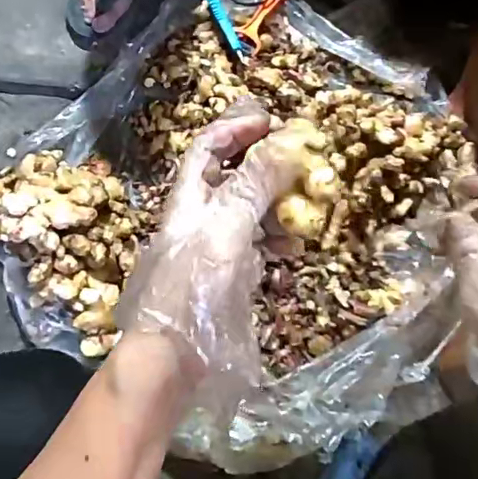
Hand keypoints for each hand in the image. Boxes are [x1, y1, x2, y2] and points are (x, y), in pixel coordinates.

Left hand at [115, 105, 304, 405]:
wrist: (172, 358)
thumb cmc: (192, 288)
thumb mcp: (224, 229)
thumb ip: (253, 186)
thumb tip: (285, 140)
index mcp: (188, 200)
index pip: (205, 149)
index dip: (233, 129)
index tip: (269, 120)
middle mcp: (199, 218)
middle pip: (230, 177)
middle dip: (262, 163)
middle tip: (299, 156)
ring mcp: (214, 248)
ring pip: (248, 211)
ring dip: (275, 202)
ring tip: (304, 202)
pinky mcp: (229, 277)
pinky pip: (256, 246)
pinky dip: (275, 240)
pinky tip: (292, 249)